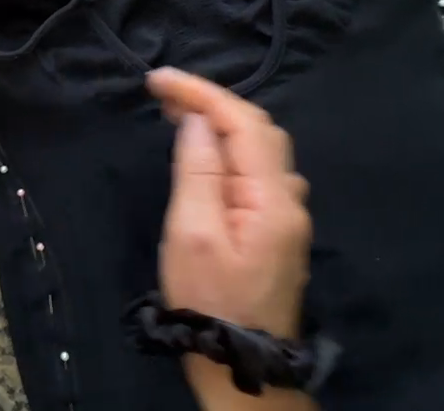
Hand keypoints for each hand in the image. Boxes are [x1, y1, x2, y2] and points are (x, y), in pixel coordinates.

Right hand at [148, 67, 311, 338]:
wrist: (241, 364)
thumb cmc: (209, 297)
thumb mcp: (192, 233)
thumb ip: (198, 171)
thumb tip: (197, 121)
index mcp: (272, 198)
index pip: (242, 123)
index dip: (200, 92)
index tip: (156, 79)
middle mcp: (288, 199)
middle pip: (257, 129)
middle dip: (210, 100)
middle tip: (161, 92)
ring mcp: (285, 214)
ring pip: (259, 146)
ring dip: (219, 119)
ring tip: (175, 111)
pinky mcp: (274, 227)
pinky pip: (254, 167)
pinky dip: (227, 143)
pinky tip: (202, 146)